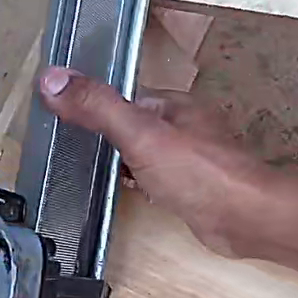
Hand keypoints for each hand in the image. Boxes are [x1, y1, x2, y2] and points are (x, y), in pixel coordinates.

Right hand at [36, 66, 273, 255]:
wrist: (245, 218)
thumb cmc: (200, 173)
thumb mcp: (140, 134)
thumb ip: (98, 108)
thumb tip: (53, 79)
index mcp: (173, 106)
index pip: (124, 96)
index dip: (94, 102)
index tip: (62, 110)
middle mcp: (183, 129)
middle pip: (133, 125)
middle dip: (106, 134)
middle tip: (70, 143)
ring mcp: (189, 161)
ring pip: (145, 154)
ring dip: (121, 160)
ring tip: (88, 168)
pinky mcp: (191, 191)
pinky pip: (156, 180)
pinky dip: (139, 183)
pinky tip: (128, 191)